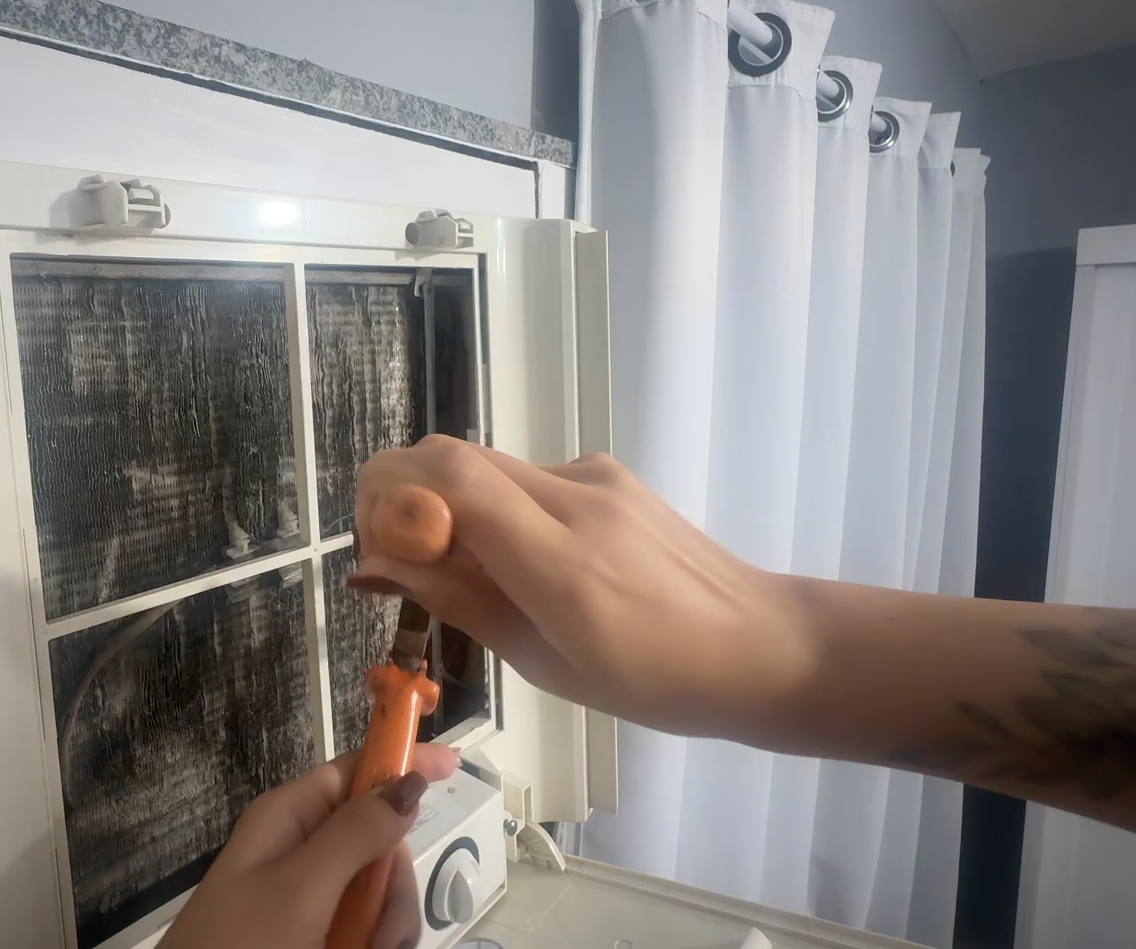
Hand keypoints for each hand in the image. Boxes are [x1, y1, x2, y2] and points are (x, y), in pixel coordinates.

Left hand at [158, 744, 460, 948]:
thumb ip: (355, 834)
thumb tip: (407, 781)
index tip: (453, 765)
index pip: (355, 769)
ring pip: (377, 889)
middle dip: (394, 883)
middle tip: (384, 931)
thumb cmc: (241, 946)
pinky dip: (374, 942)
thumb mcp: (299, 889)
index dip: (400, 760)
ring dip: (387, 923)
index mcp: (289, 817)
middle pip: (376, 839)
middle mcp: (300, 849)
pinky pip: (364, 926)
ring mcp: (307, 896)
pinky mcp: (314, 934)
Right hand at [351, 435, 816, 742]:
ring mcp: (593, 473)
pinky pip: (522, 475)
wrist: (762, 644)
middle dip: (401, 491)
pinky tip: (520, 555)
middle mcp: (574, 494)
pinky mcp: (604, 469)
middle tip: (394, 552)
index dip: (389, 492)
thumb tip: (377, 561)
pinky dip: (491, 504)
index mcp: (560, 560)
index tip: (373, 543)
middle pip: (453, 453)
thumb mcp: (539, 660)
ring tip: (460, 566)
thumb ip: (455, 597)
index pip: (450, 475)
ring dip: (445, 501)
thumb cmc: (651, 681)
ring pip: (483, 463)